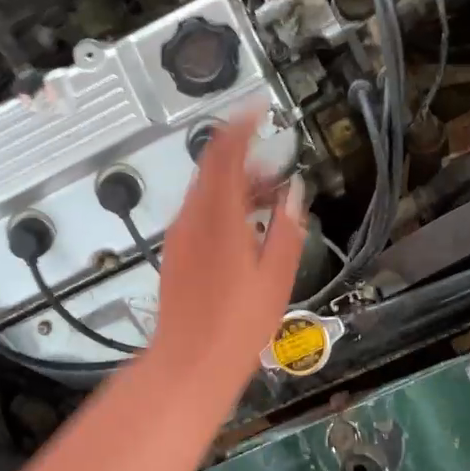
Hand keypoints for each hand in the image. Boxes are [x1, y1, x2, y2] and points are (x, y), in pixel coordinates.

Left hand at [149, 112, 306, 383]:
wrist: (189, 363)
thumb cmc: (237, 323)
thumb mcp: (277, 276)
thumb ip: (287, 228)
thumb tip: (294, 194)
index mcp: (218, 216)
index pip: (225, 152)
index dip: (241, 124)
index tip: (258, 108)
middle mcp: (192, 217)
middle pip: (211, 167)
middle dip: (241, 153)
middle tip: (271, 155)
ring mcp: (179, 235)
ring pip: (204, 189)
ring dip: (233, 180)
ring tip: (266, 190)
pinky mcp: (175, 252)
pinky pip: (198, 211)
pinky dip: (221, 202)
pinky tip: (244, 221)